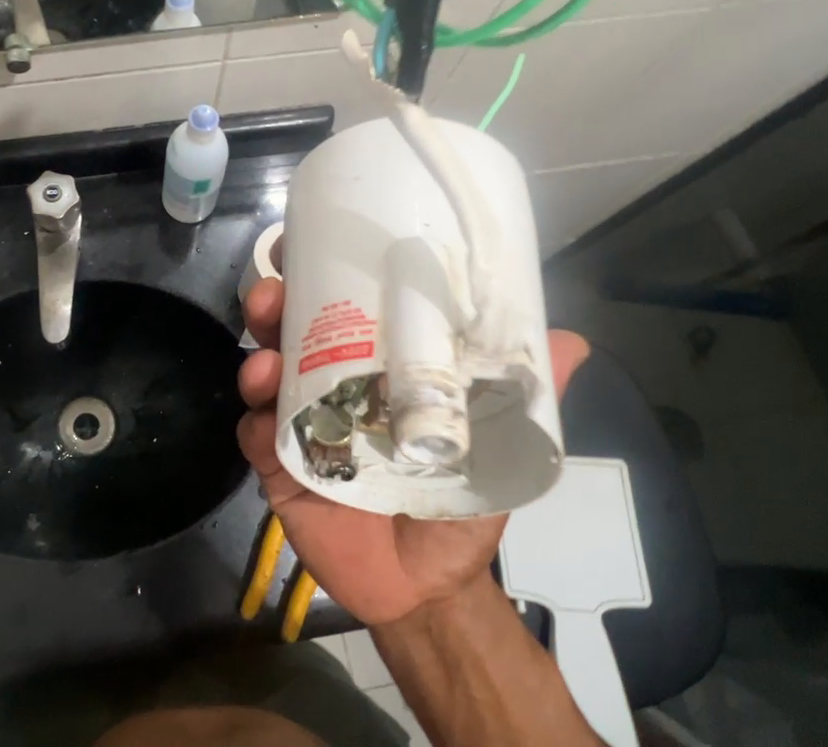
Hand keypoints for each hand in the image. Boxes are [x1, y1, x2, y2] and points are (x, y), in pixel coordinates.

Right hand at [236, 278, 588, 624]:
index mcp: (374, 369)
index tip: (309, 241)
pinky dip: (254, 426)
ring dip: (257, 357)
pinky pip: (256, 440)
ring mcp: (300, 427)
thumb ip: (525, 398)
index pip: (341, 308)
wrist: (427, 585)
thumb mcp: (499, 447)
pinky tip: (264, 423)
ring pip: (265, 377)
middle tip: (274, 292)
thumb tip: (573, 341)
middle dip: (274, 304)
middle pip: (289, 332)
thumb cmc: (459, 506)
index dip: (319, 271)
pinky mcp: (280, 470)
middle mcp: (329, 387)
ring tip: (265, 358)